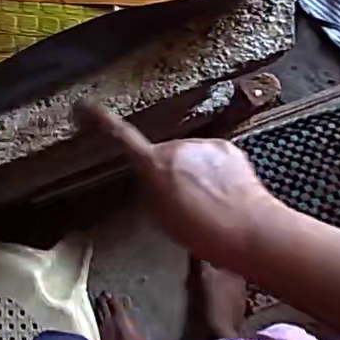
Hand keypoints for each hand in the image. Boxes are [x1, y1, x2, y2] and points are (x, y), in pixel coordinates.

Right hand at [76, 102, 285, 260]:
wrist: (255, 232)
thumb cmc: (205, 233)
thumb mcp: (160, 217)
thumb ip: (148, 190)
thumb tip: (149, 179)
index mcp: (154, 164)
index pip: (120, 136)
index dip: (99, 120)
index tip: (84, 107)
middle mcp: (177, 147)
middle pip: (161, 155)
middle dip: (166, 172)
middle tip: (180, 203)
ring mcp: (204, 145)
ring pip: (187, 156)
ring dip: (192, 174)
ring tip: (207, 203)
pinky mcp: (227, 147)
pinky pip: (210, 158)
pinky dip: (214, 173)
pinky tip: (225, 194)